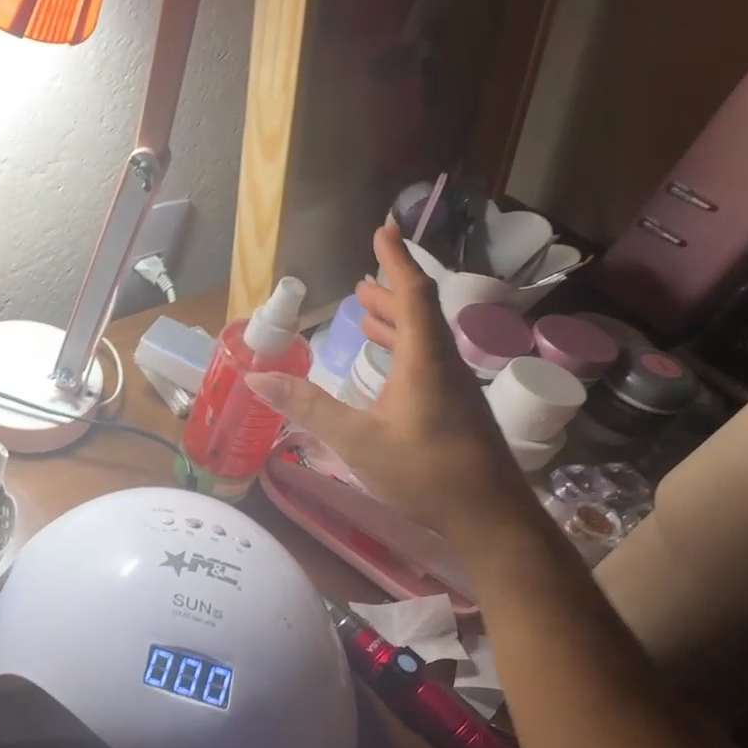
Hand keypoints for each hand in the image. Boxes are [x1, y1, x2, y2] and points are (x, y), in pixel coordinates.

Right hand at [245, 223, 534, 536]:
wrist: (491, 518)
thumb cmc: (425, 473)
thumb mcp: (356, 440)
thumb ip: (307, 406)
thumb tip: (256, 376)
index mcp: (425, 361)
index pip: (413, 294)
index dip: (396, 260)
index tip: (383, 229)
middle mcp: (443, 365)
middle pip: (421, 313)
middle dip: (390, 291)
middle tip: (362, 281)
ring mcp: (454, 388)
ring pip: (425, 339)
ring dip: (397, 320)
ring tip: (368, 314)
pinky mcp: (457, 409)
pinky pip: (427, 361)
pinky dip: (403, 348)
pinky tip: (386, 369)